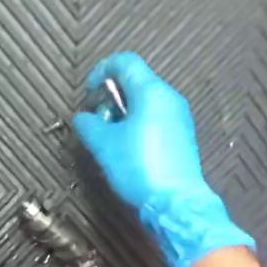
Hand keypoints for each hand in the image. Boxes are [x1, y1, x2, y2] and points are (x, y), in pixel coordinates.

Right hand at [71, 52, 254, 266]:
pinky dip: (137, 127)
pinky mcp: (182, 140)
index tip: (89, 94)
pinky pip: (156, 121)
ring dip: (123, 115)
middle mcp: (170, 99)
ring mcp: (179, 120)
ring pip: (145, 104)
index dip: (101, 72)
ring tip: (109, 141)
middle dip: (111, 98)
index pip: (125, 62)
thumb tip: (84, 118)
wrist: (176, 204)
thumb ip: (88, 125)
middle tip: (97, 121)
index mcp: (152, 91)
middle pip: (135, 83)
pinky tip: (127, 152)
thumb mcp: (104, 145)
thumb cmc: (139, 169)